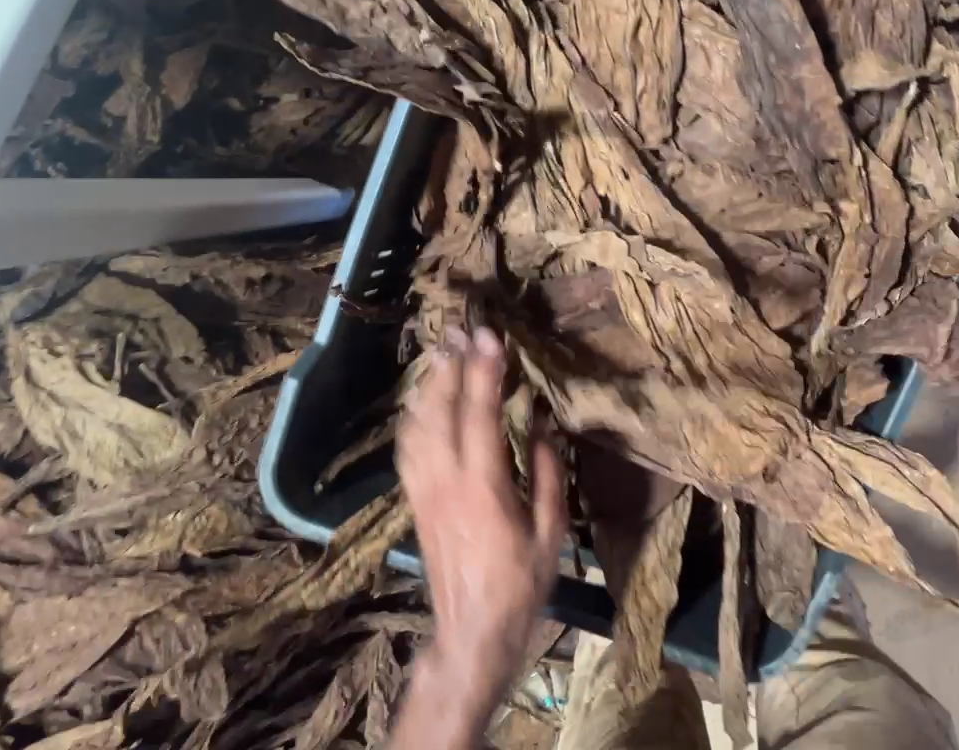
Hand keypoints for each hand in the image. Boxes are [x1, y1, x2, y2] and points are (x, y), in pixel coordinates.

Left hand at [392, 327, 565, 749]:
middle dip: (450, 367)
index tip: (489, 337)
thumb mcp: (551, 529)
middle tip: (459, 330)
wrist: (472, 629)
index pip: (480, 415)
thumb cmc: (521, 580)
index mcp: (483, 486)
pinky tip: (418, 401)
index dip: (484, 373)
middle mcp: (445, 481)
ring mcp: (423, 491)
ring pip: (417, 427)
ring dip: (427, 386)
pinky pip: (407, 449)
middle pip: (440, 412)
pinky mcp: (414, 501)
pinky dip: (412, 417)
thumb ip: (548, 473)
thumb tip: (545, 425)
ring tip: (438, 352)